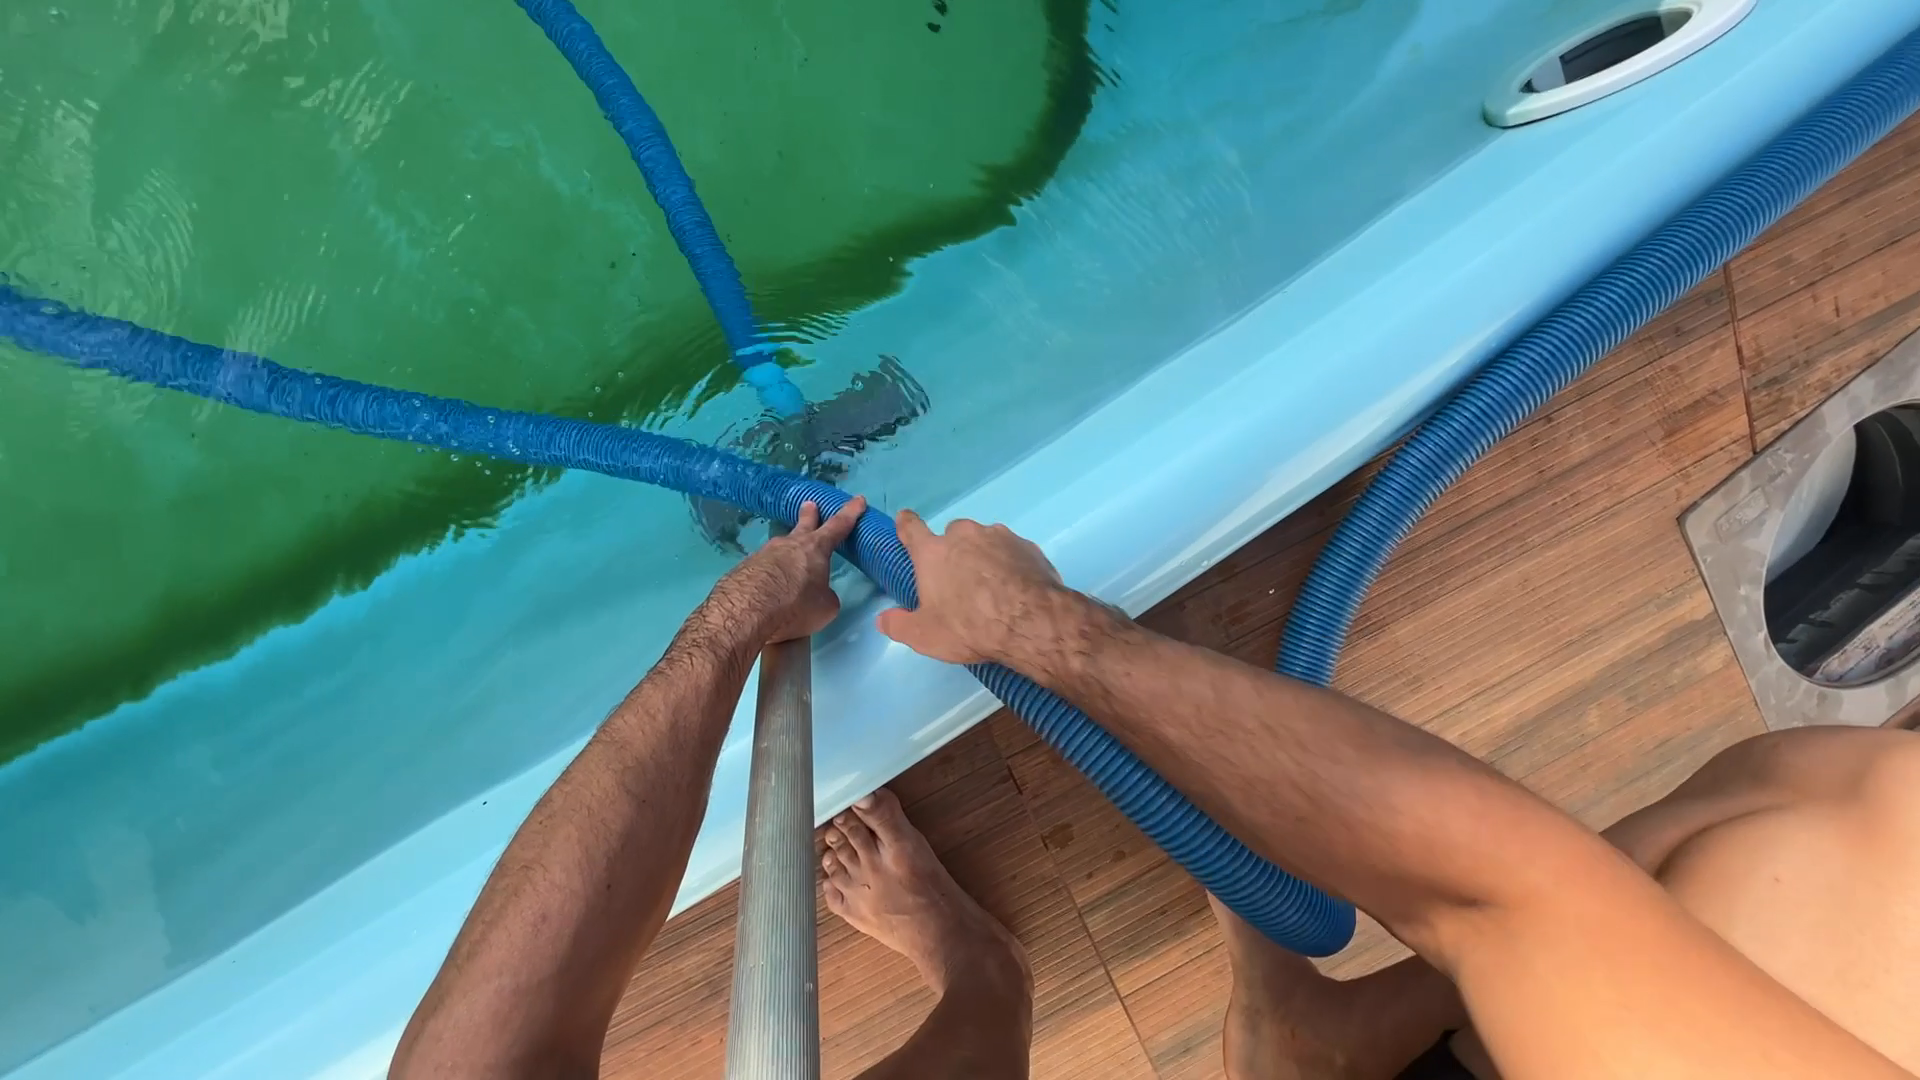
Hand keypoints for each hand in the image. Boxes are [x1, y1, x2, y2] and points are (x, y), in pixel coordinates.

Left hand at [716, 497, 865, 642]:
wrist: (745, 611)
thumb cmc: (795, 606)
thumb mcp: (825, 607)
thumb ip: (825, 596)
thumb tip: (818, 594)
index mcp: (815, 549)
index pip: (838, 526)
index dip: (850, 513)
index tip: (858, 500)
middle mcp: (789, 545)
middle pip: (803, 525)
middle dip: (809, 515)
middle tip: (809, 505)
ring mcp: (763, 554)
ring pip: (780, 547)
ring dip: (786, 550)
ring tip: (788, 562)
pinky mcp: (744, 568)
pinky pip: (763, 566)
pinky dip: (769, 573)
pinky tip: (767, 586)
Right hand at [875, 509, 1067, 664]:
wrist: (1030, 622)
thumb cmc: (969, 627)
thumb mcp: (925, 636)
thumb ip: (899, 625)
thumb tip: (883, 619)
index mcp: (933, 552)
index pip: (911, 528)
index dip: (906, 525)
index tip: (906, 523)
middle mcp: (964, 535)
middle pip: (952, 534)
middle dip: (953, 551)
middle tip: (959, 580)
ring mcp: (999, 536)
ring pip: (984, 540)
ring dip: (983, 555)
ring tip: (991, 587)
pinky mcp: (1026, 545)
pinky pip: (1011, 550)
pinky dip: (1010, 563)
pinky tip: (1015, 587)